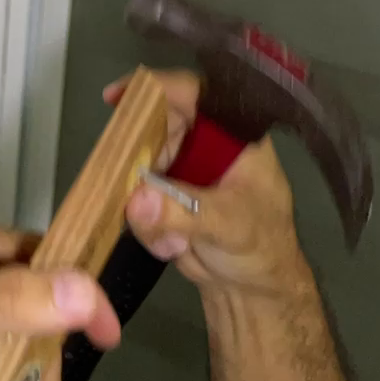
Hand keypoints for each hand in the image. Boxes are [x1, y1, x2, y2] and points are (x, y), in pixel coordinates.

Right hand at [108, 71, 312, 297]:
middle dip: (138, 157)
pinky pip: (132, 190)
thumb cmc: (263, 247)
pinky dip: (139, 217)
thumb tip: (138, 198)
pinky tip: (167, 245)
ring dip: (139, 197)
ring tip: (167, 237)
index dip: (155, 87)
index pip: (191, 93)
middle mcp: (200, 140)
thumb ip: (186, 212)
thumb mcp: (232, 226)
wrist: (252, 292)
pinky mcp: (159, 189)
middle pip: (152, 123)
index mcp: (230, 132)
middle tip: (126, 183)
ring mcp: (177, 165)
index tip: (117, 97)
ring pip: (136, 160)